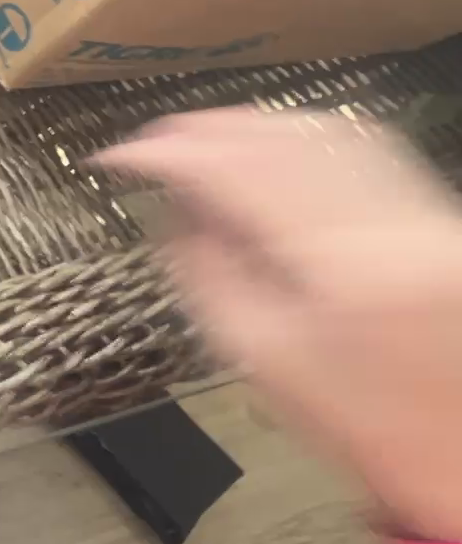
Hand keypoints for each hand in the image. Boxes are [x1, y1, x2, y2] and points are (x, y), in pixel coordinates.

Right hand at [100, 108, 461, 540]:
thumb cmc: (352, 418)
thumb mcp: (251, 346)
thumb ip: (203, 263)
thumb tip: (172, 202)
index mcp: (341, 265)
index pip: (230, 173)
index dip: (159, 154)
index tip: (115, 158)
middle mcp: (397, 230)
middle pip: (280, 140)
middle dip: (199, 131)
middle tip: (147, 141)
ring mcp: (430, 223)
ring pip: (328, 134)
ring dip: (249, 125)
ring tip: (195, 134)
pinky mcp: (441, 225)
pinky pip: (369, 151)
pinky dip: (303, 136)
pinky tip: (263, 142)